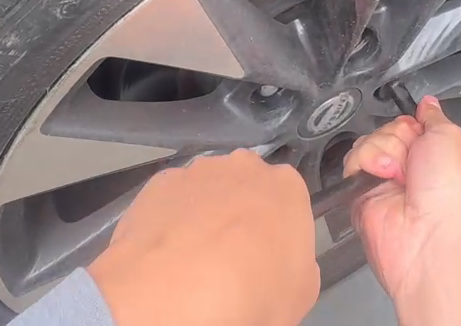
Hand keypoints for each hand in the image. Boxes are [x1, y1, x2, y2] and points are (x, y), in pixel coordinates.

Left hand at [88, 149, 318, 325]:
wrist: (175, 295)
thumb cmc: (252, 295)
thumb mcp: (300, 294)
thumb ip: (299, 265)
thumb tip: (283, 261)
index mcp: (286, 187)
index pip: (287, 200)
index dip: (276, 231)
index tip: (266, 260)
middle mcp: (244, 166)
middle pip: (247, 186)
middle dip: (240, 214)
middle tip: (230, 260)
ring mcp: (199, 171)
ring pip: (207, 190)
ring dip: (203, 216)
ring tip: (190, 264)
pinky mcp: (160, 183)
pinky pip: (171, 201)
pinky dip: (170, 222)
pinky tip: (163, 257)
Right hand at [342, 97, 460, 325]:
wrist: (430, 234)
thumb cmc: (449, 185)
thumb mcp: (451, 137)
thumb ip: (433, 116)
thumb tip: (426, 103)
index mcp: (431, 155)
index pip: (408, 122)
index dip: (411, 123)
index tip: (419, 132)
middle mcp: (407, 168)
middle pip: (386, 129)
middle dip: (398, 136)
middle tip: (411, 160)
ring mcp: (382, 181)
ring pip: (368, 141)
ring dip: (383, 149)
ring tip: (397, 174)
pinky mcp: (360, 194)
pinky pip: (352, 160)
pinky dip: (366, 162)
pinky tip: (382, 175)